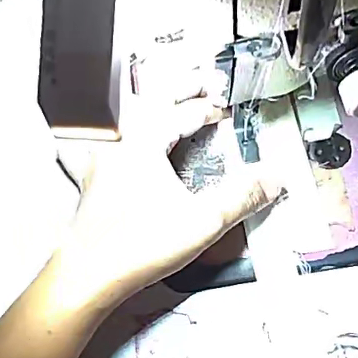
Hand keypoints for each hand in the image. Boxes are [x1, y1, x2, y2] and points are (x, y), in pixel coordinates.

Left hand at [44, 63, 280, 312]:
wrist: (88, 275)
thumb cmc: (130, 250)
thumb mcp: (201, 222)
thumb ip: (241, 197)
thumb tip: (270, 180)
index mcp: (141, 145)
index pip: (181, 111)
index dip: (207, 105)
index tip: (222, 108)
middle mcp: (116, 146)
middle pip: (149, 100)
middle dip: (177, 88)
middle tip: (197, 82)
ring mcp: (100, 162)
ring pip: (126, 118)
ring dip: (152, 107)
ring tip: (168, 105)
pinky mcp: (93, 181)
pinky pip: (111, 142)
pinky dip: (129, 134)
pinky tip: (130, 146)